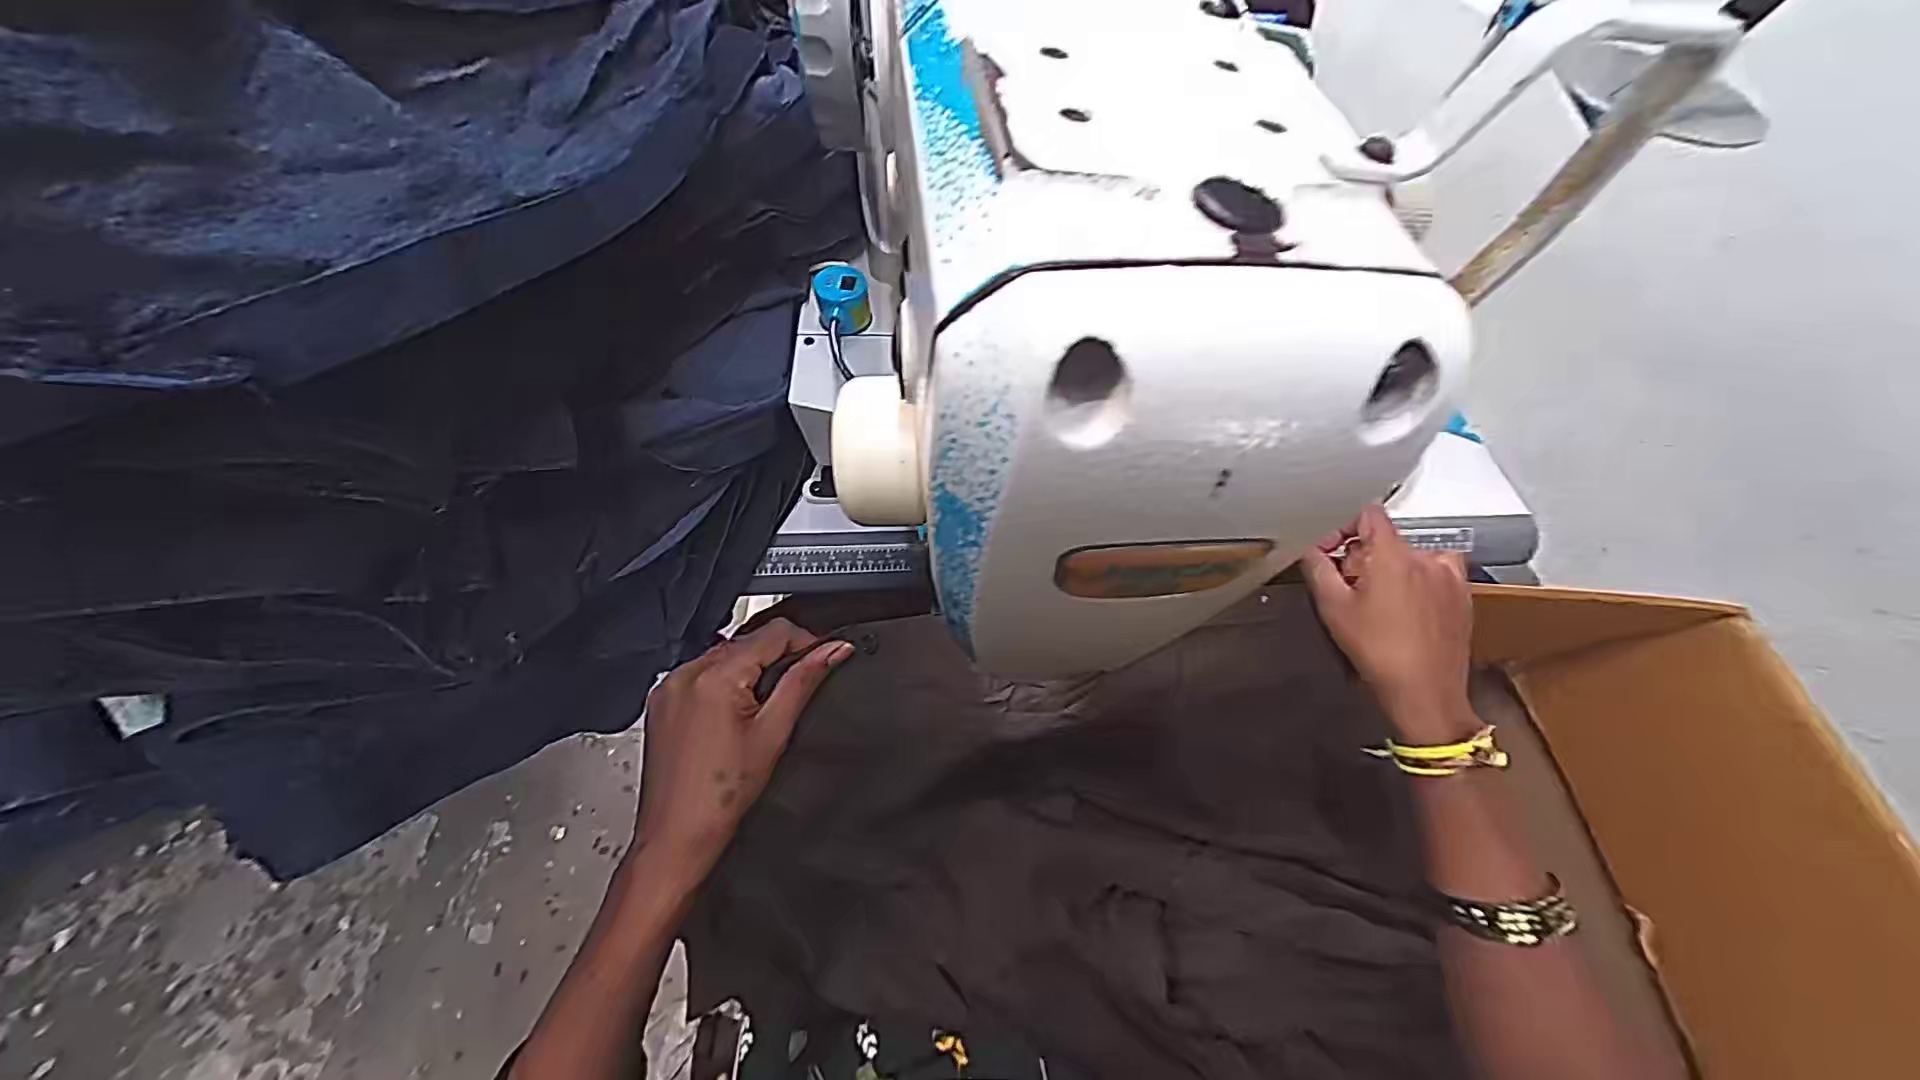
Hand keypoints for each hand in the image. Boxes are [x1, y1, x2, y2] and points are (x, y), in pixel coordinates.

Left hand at [635, 618, 853, 866]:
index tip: (823, 657)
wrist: (676, 836)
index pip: (773, 631)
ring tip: (766, 706)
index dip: (806, 641)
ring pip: (727, 653)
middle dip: (779, 656)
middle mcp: (686, 674)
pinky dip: (726, 681)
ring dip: (752, 668)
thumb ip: (804, 681)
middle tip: (799, 685)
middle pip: (749, 639)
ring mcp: (670, 686)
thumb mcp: (774, 731)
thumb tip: (833, 651)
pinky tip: (737, 713)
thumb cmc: (718, 797)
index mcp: (714, 676)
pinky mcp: (663, 700)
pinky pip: (703, 672)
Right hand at [1299, 505, 1475, 740]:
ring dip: (1388, 569)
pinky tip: (1400, 609)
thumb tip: (1311, 551)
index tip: (1332, 550)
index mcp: (1393, 556)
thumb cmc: (1381, 652)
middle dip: (1362, 556)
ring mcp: (1449, 578)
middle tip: (1347, 585)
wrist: (1423, 690)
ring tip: (1374, 601)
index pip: (1369, 515)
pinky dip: (1414, 582)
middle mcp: (1427, 560)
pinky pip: (1433, 574)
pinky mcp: (1461, 597)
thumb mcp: (1333, 607)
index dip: (1344, 528)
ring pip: (1409, 556)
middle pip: (1387, 538)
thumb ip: (1318, 569)